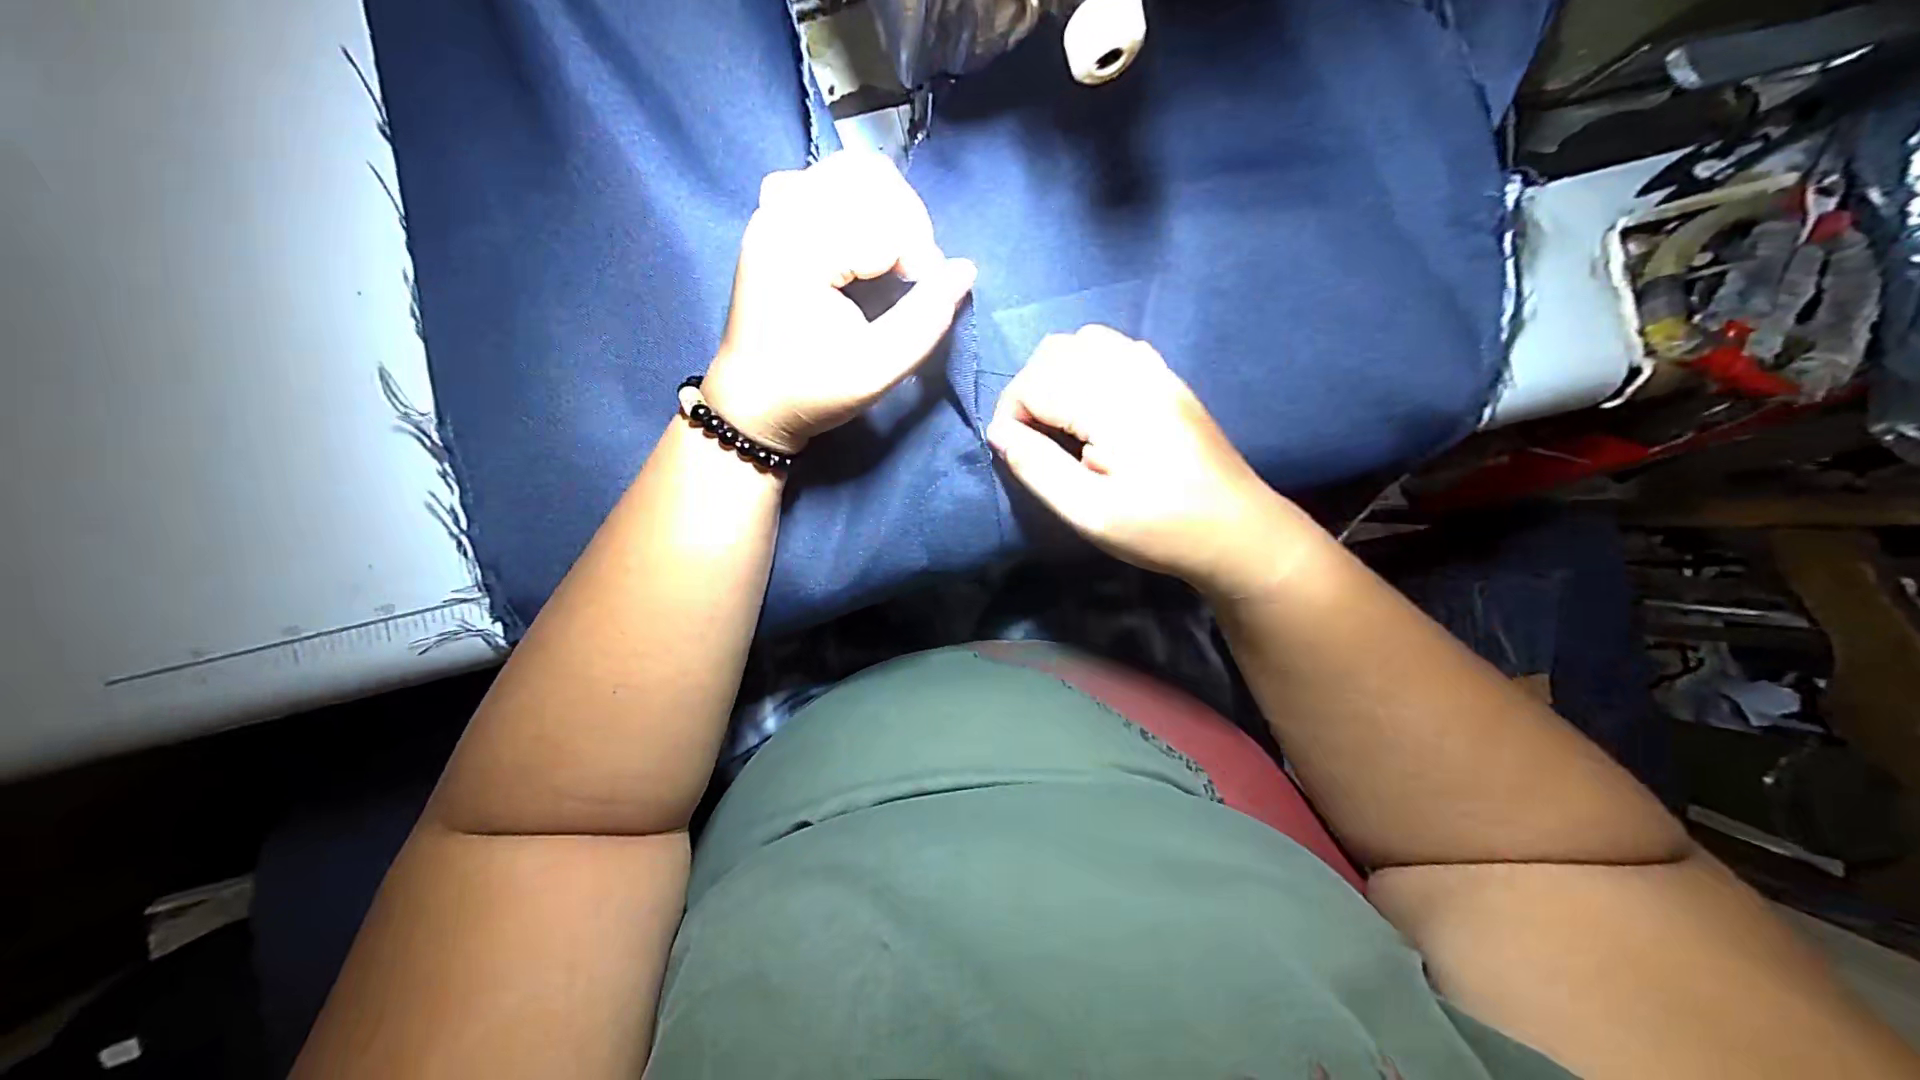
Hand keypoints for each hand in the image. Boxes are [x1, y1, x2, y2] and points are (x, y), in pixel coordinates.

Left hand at [700, 151, 976, 453]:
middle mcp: (782, 214)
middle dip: (908, 224)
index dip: (921, 257)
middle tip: (910, 275)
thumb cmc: (810, 391)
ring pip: (851, 170)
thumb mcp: (877, 369)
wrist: (751, 402)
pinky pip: (826, 180)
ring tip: (890, 259)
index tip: (922, 296)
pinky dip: (855, 203)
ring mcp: (772, 209)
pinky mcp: (772, 216)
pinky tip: (857, 244)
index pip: (888, 219)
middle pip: (872, 176)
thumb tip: (966, 269)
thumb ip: (928, 318)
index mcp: (802, 250)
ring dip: (887, 211)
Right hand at [986, 325, 1326, 598]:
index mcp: (1113, 404)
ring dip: (1057, 375)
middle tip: (1033, 439)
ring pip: (1084, 342)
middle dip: (1029, 390)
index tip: (1014, 453)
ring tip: (1060, 423)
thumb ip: (1037, 467)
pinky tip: (1094, 408)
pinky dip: (1089, 367)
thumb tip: (999, 432)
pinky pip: (1116, 348)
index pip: (1035, 382)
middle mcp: (1134, 373)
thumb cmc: (1160, 530)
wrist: (1238, 531)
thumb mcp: (1089, 513)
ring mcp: (1156, 371)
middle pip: (1055, 351)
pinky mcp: (1169, 380)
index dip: (1010, 414)